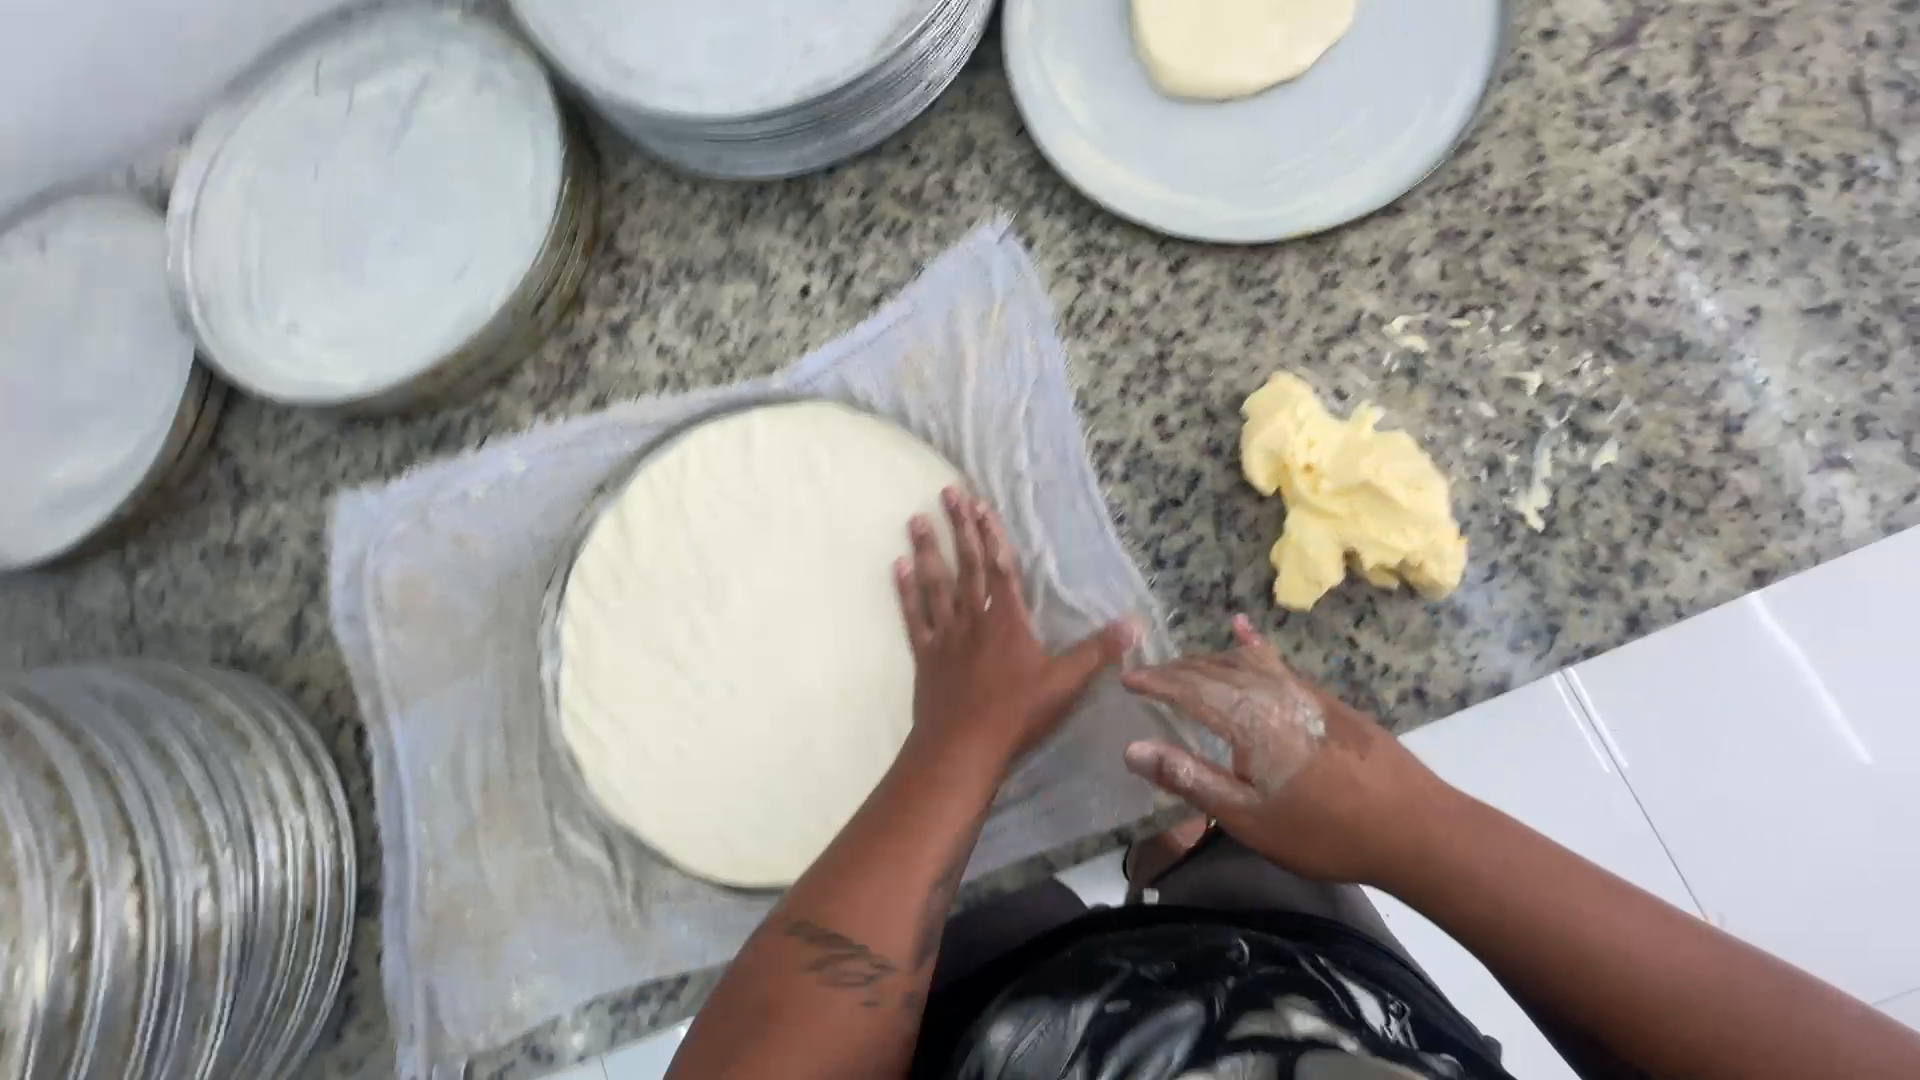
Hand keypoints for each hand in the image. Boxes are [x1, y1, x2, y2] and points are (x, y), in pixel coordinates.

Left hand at [896, 488, 1137, 763]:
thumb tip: (1136, 624)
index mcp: (1008, 622)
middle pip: (967, 565)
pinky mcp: (925, 656)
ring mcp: (945, 636)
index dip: (991, 535)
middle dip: (959, 528)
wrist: (962, 748)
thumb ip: (1098, 652)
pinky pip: (914, 617)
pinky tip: (898, 568)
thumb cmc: (1017, 715)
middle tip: (947, 492)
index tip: (979, 504)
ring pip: (935, 585)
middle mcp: (974, 620)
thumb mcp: (1065, 684)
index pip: (1000, 568)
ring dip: (928, 551)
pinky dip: (905, 592)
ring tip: (916, 520)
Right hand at [1119, 616, 1448, 884]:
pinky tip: (1241, 628)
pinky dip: (1249, 644)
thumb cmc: (1323, 830)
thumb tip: (1131, 749)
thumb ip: (1188, 778)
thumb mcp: (1247, 817)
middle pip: (1210, 668)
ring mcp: (1299, 689)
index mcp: (1245, 719)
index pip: (1186, 688)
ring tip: (1179, 664)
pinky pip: (1273, 660)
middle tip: (1145, 676)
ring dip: (1204, 660)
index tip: (1125, 679)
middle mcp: (1268, 691)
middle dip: (1173, 669)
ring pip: (1239, 661)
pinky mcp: (1321, 697)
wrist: (1416, 827)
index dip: (1153, 682)